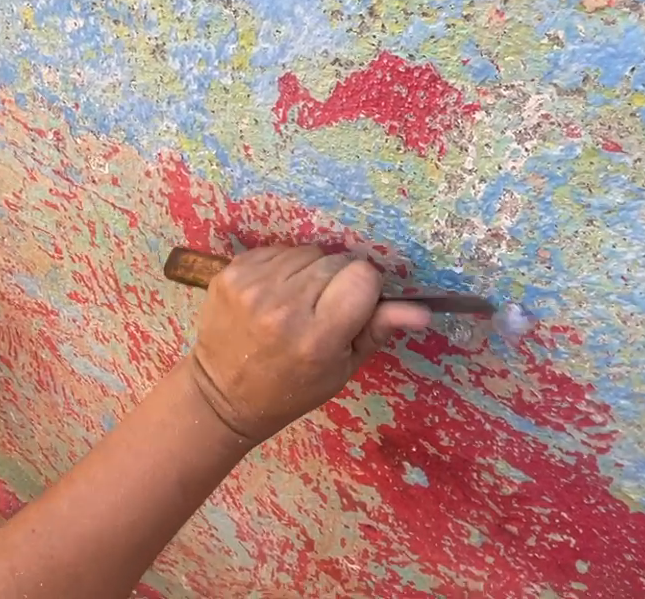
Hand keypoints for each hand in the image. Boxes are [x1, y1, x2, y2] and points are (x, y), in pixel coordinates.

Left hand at [185, 245, 431, 441]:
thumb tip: (422, 311)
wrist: (222, 393)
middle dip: (339, 278)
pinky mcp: (231, 271)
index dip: (365, 287)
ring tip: (299, 300)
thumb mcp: (342, 369)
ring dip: (311, 270)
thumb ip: (378, 330)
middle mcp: (283, 306)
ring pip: (308, 251)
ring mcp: (253, 285)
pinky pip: (277, 250)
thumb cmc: (291, 388)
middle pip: (336, 260)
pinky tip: (275, 293)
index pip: (362, 277)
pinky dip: (283, 266)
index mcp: (316, 337)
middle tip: (324, 308)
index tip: (354, 305)